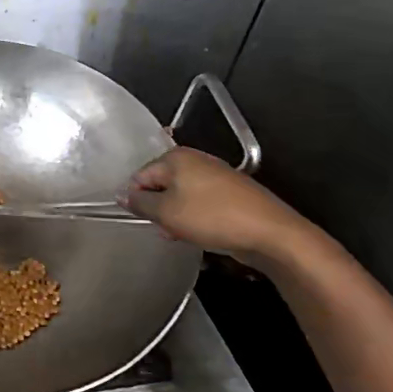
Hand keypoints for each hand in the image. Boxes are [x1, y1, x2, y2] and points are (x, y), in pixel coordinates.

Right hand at [121, 147, 320, 265]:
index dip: (137, 200)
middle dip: (158, 209)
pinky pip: (200, 203)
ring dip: (175, 216)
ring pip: (180, 196)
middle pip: (160, 185)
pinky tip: (200, 233)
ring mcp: (215, 175)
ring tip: (183, 234)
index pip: (139, 177)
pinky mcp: (230, 192)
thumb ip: (139, 203)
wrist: (270, 233)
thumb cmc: (212, 217)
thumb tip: (122, 195)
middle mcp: (196, 160)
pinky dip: (194, 217)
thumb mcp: (165, 212)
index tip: (144, 219)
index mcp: (176, 157)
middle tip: (164, 228)